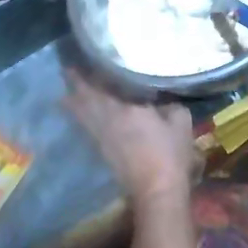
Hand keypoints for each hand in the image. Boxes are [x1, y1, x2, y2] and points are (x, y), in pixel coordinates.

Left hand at [64, 65, 198, 204]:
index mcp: (126, 107)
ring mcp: (102, 135)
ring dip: (74, 99)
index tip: (86, 57)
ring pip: (82, 113)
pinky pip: (86, 126)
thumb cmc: (171, 152)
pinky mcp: (102, 150)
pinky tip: (78, 112)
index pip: (104, 84)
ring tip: (66, 87)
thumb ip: (169, 103)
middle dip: (76, 83)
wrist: (157, 190)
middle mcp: (108, 118)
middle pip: (87, 97)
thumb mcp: (180, 120)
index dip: (92, 72)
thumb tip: (161, 97)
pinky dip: (79, 115)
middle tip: (69, 68)